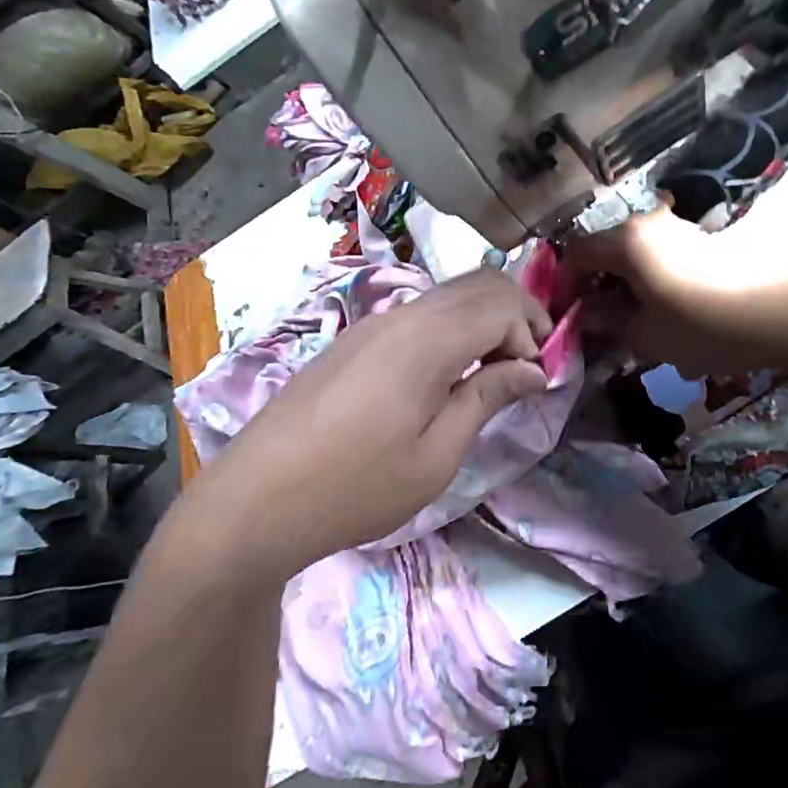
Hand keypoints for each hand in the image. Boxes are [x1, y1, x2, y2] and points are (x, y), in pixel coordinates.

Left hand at [189, 270, 552, 581]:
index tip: (536, 383)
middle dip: (518, 315)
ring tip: (494, 371)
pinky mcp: (355, 339)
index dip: (531, 338)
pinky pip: (421, 313)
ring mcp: (374, 324)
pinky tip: (448, 375)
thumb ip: (487, 399)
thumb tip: (532, 369)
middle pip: (480, 284)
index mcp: (426, 342)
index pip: (502, 307)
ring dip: (486, 319)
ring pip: (450, 294)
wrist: (251, 503)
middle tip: (529, 364)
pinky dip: (454, 328)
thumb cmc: (354, 489)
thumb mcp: (436, 457)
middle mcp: (402, 316)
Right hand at [566, 210, 787, 378]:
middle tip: (628, 325)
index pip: (577, 253)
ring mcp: (699, 212)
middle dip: (614, 287)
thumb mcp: (657, 340)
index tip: (582, 317)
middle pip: (618, 249)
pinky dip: (685, 269)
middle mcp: (659, 216)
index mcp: (632, 240)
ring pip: (657, 247)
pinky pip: (691, 243)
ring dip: (651, 279)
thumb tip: (589, 313)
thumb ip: (613, 324)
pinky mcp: (732, 218)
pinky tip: (711, 299)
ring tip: (673, 317)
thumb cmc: (724, 327)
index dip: (570, 286)